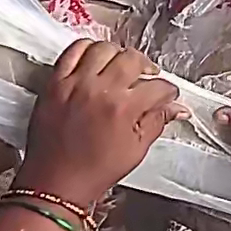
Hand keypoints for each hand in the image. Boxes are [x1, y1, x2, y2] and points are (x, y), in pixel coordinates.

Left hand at [19, 40, 187, 207]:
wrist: (56, 181)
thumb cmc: (94, 170)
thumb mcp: (135, 150)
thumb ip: (156, 122)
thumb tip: (175, 108)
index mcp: (123, 108)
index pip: (157, 86)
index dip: (168, 90)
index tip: (167, 93)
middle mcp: (100, 90)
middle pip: (132, 58)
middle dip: (146, 66)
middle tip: (147, 75)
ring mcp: (75, 83)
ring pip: (103, 48)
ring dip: (117, 53)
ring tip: (120, 64)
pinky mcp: (55, 82)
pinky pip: (73, 51)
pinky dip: (86, 48)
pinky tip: (94, 56)